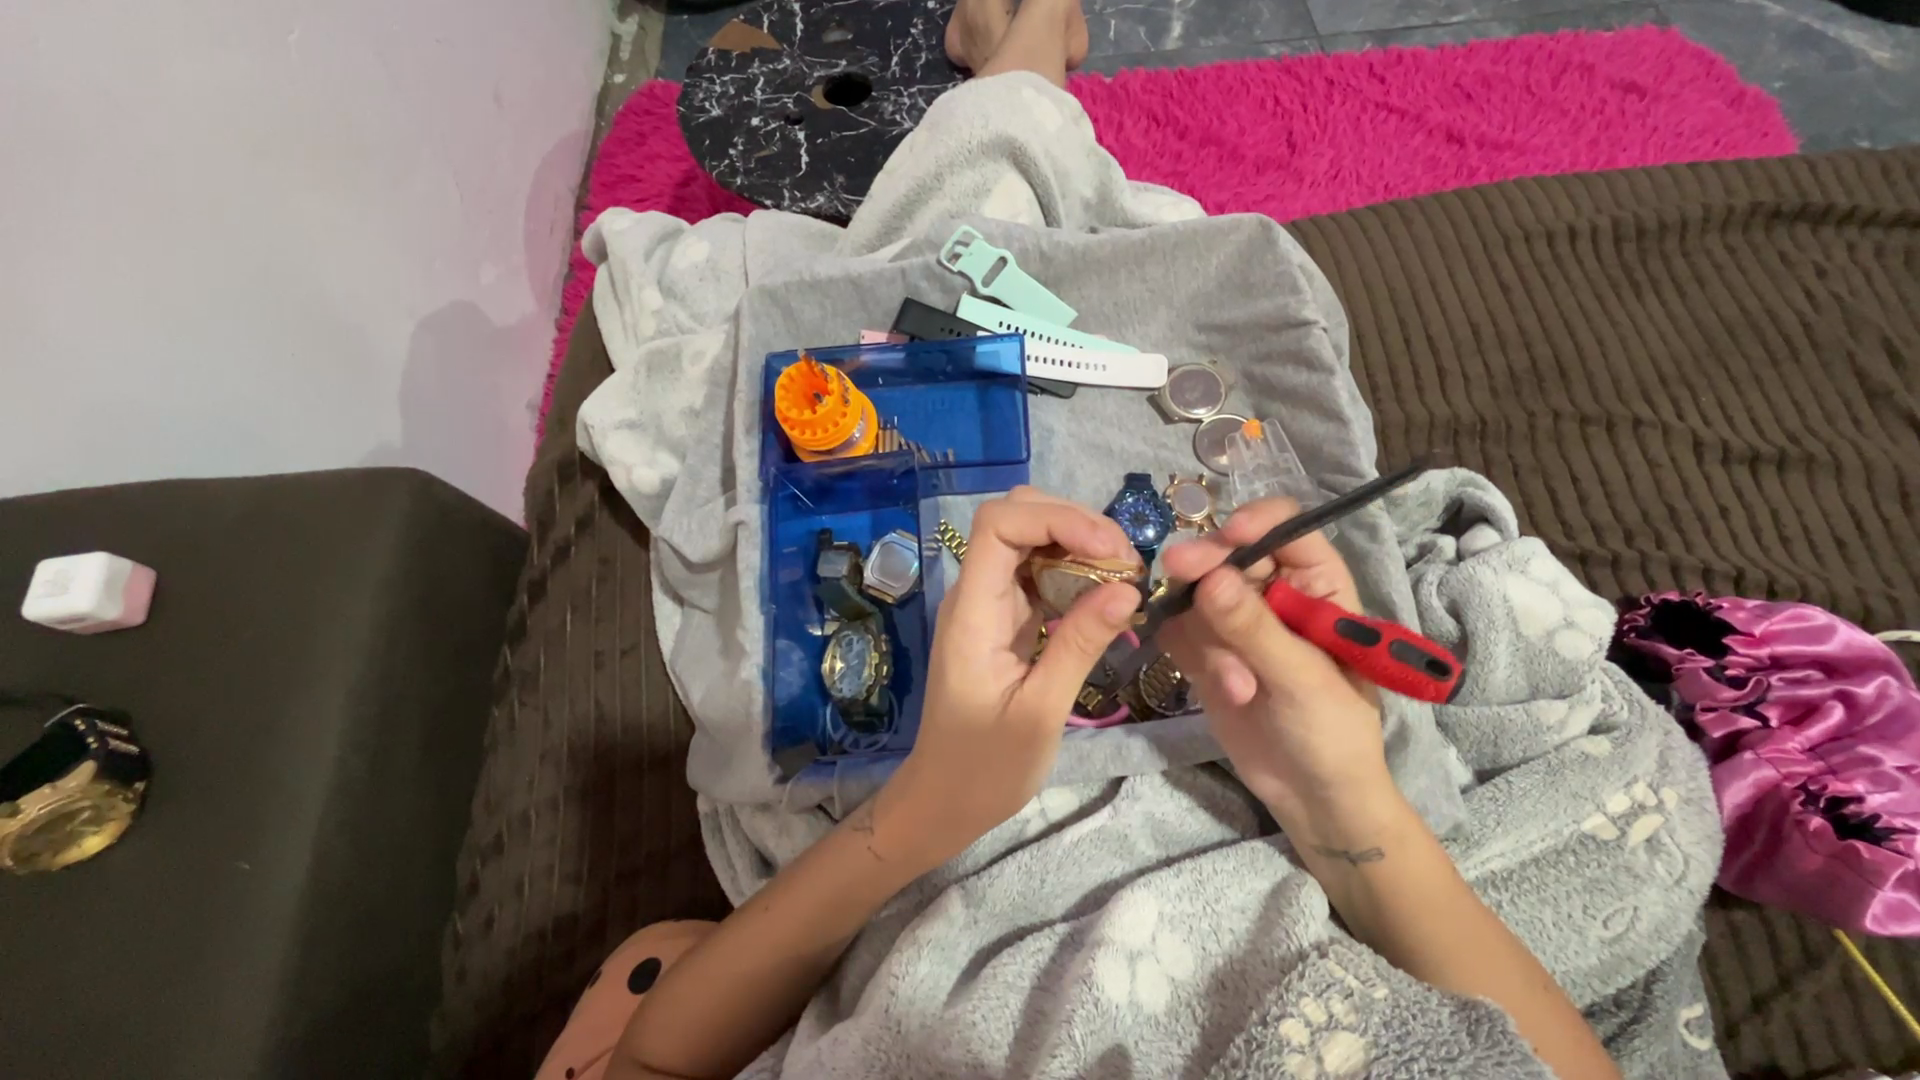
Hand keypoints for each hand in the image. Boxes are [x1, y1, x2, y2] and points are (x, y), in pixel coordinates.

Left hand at [886, 488, 1141, 864]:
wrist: (946, 798)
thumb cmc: (985, 766)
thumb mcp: (1040, 711)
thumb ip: (1079, 644)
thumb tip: (1127, 588)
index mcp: (973, 610)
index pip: (1000, 524)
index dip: (1057, 519)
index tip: (1110, 552)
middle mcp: (976, 595)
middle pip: (1016, 519)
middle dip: (1074, 524)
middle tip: (1126, 563)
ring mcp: (988, 606)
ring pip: (1030, 542)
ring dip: (1079, 546)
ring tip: (1124, 577)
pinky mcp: (1003, 621)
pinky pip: (1037, 576)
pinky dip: (1074, 573)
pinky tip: (1105, 597)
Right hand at [1158, 498, 1393, 831]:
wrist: (1312, 797)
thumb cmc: (1333, 734)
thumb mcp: (1302, 679)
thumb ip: (1253, 628)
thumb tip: (1209, 578)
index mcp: (1318, 586)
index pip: (1287, 531)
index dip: (1257, 524)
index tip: (1226, 535)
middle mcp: (1274, 594)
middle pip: (1229, 556)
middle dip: (1206, 569)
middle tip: (1176, 571)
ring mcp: (1236, 623)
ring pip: (1197, 596)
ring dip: (1208, 637)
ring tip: (1237, 688)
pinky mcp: (1207, 651)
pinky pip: (1179, 630)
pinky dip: (1188, 652)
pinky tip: (1216, 687)